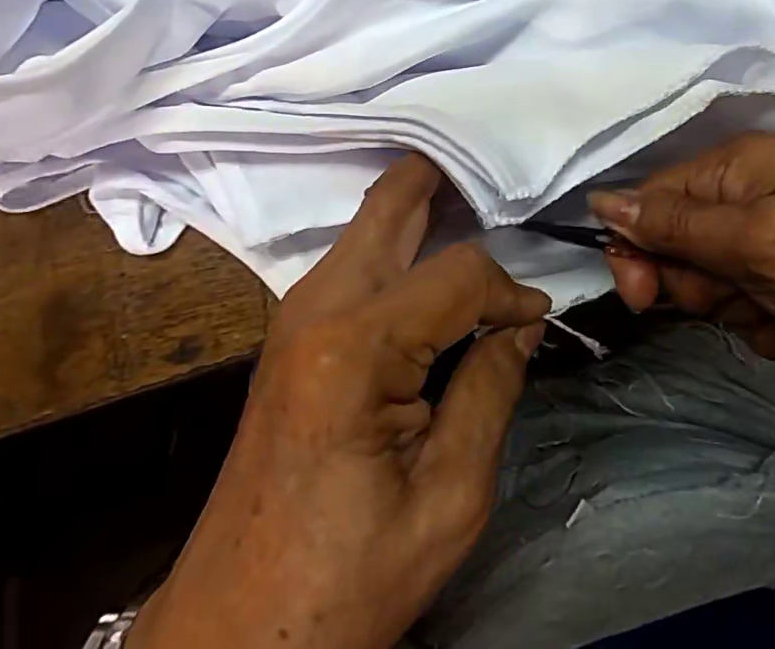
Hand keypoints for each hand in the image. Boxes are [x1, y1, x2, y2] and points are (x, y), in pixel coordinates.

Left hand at [131, 155, 549, 648]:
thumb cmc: (349, 573)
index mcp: (356, 348)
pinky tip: (431, 247)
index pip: (459, 274)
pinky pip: (356, 258)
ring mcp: (295, 317)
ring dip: (421, 205)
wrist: (238, 629)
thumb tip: (520, 323)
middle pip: (391, 207)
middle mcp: (317, 310)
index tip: (536, 319)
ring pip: (368, 225)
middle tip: (495, 171)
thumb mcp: (450, 493)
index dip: (510, 288)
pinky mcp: (292, 336)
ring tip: (476, 200)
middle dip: (444, 179)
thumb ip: (492, 389)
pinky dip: (399, 238)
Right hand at [592, 133, 774, 427]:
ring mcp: (770, 241)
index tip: (644, 297)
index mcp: (738, 167)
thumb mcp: (759, 244)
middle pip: (675, 246)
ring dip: (736, 309)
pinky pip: (741, 310)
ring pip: (706, 286)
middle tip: (742, 295)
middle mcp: (748, 196)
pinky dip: (764, 325)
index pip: (651, 200)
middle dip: (698, 284)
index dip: (639, 248)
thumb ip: (676, 225)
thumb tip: (600, 201)